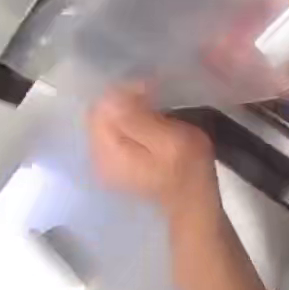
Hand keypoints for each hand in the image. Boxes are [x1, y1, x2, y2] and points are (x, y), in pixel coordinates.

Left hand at [88, 87, 218, 214]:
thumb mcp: (169, 139)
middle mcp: (97, 156)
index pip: (102, 107)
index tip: (151, 89)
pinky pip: (111, 132)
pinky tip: (146, 123)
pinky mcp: (113, 163)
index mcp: (108, 151)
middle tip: (152, 95)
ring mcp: (103, 161)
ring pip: (105, 121)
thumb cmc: (187, 168)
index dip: (124, 91)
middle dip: (122, 99)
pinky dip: (126, 121)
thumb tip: (114, 97)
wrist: (191, 200)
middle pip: (99, 113)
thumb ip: (138, 118)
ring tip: (151, 107)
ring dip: (125, 109)